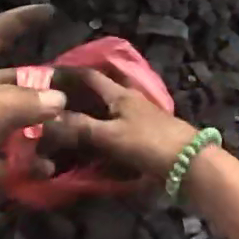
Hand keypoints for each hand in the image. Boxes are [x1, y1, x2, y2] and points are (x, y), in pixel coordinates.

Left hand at [0, 5, 66, 238]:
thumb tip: (55, 96)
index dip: (14, 22)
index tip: (49, 13)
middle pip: (6, 82)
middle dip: (39, 80)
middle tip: (78, 90)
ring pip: (13, 122)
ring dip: (40, 122)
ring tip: (72, 130)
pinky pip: (11, 160)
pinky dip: (31, 161)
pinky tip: (49, 171)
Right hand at [53, 68, 200, 178]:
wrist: (193, 166)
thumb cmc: (149, 144)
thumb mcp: (110, 136)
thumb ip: (79, 128)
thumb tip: (46, 121)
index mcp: (120, 94)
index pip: (89, 75)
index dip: (68, 73)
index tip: (48, 74)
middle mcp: (131, 99)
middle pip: (103, 87)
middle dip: (82, 87)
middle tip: (59, 95)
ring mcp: (142, 116)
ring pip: (112, 105)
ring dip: (95, 107)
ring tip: (73, 115)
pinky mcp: (148, 133)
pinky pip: (120, 123)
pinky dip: (106, 124)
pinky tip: (97, 135)